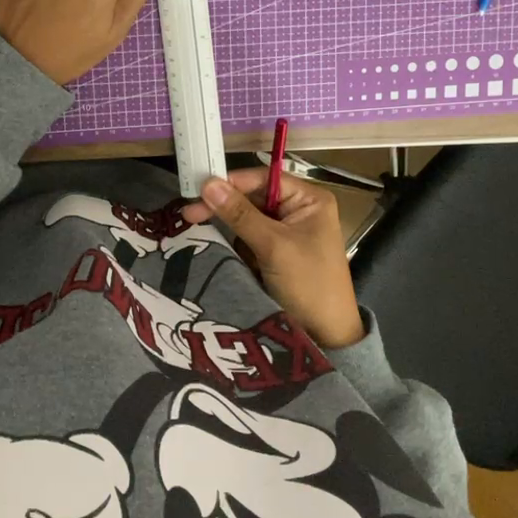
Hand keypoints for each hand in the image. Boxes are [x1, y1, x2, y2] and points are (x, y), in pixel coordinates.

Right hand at [183, 168, 365, 349]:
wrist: (326, 338)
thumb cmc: (308, 284)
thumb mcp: (273, 246)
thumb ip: (240, 214)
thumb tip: (208, 183)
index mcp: (309, 200)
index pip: (264, 179)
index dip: (232, 182)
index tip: (199, 189)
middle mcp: (299, 210)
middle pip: (253, 197)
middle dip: (225, 206)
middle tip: (190, 214)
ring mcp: (287, 232)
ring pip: (247, 218)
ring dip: (228, 226)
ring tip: (198, 226)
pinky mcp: (276, 253)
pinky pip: (248, 238)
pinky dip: (234, 243)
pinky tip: (217, 245)